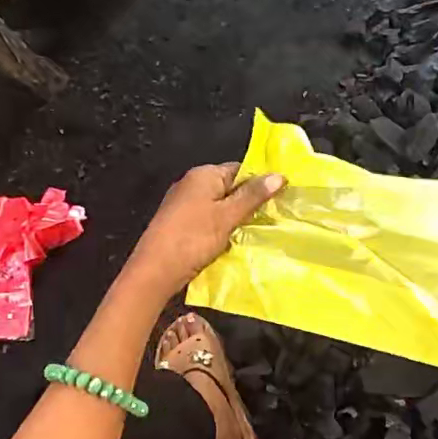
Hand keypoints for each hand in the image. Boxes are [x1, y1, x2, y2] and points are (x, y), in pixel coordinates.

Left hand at [121, 163, 283, 297]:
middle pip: (229, 188)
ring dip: (236, 218)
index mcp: (203, 175)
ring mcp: (184, 204)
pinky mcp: (180, 223)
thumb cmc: (193, 237)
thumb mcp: (227, 216)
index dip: (260, 181)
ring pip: (219, 207)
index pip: (239, 169)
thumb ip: (252, 196)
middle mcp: (192, 184)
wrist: (156, 269)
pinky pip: (208, 220)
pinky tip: (234, 242)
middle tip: (274, 217)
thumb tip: (278, 176)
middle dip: (249, 202)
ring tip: (259, 231)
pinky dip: (221, 229)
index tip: (281, 196)